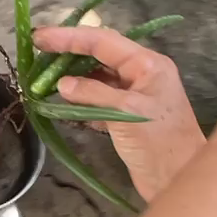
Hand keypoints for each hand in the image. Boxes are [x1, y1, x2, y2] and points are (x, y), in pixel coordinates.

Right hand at [32, 26, 206, 201]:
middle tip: (38, 53)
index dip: (69, 37)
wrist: (178, 179)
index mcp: (147, 64)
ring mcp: (134, 96)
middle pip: (99, 56)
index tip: (39, 38)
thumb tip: (62, 84)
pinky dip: (79, 101)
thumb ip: (92, 93)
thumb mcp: (124, 112)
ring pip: (97, 79)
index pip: (103, 41)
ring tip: (43, 79)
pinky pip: (98, 101)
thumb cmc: (159, 143)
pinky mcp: (126, 118)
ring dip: (71, 79)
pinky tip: (61, 104)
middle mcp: (141, 75)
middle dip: (68, 55)